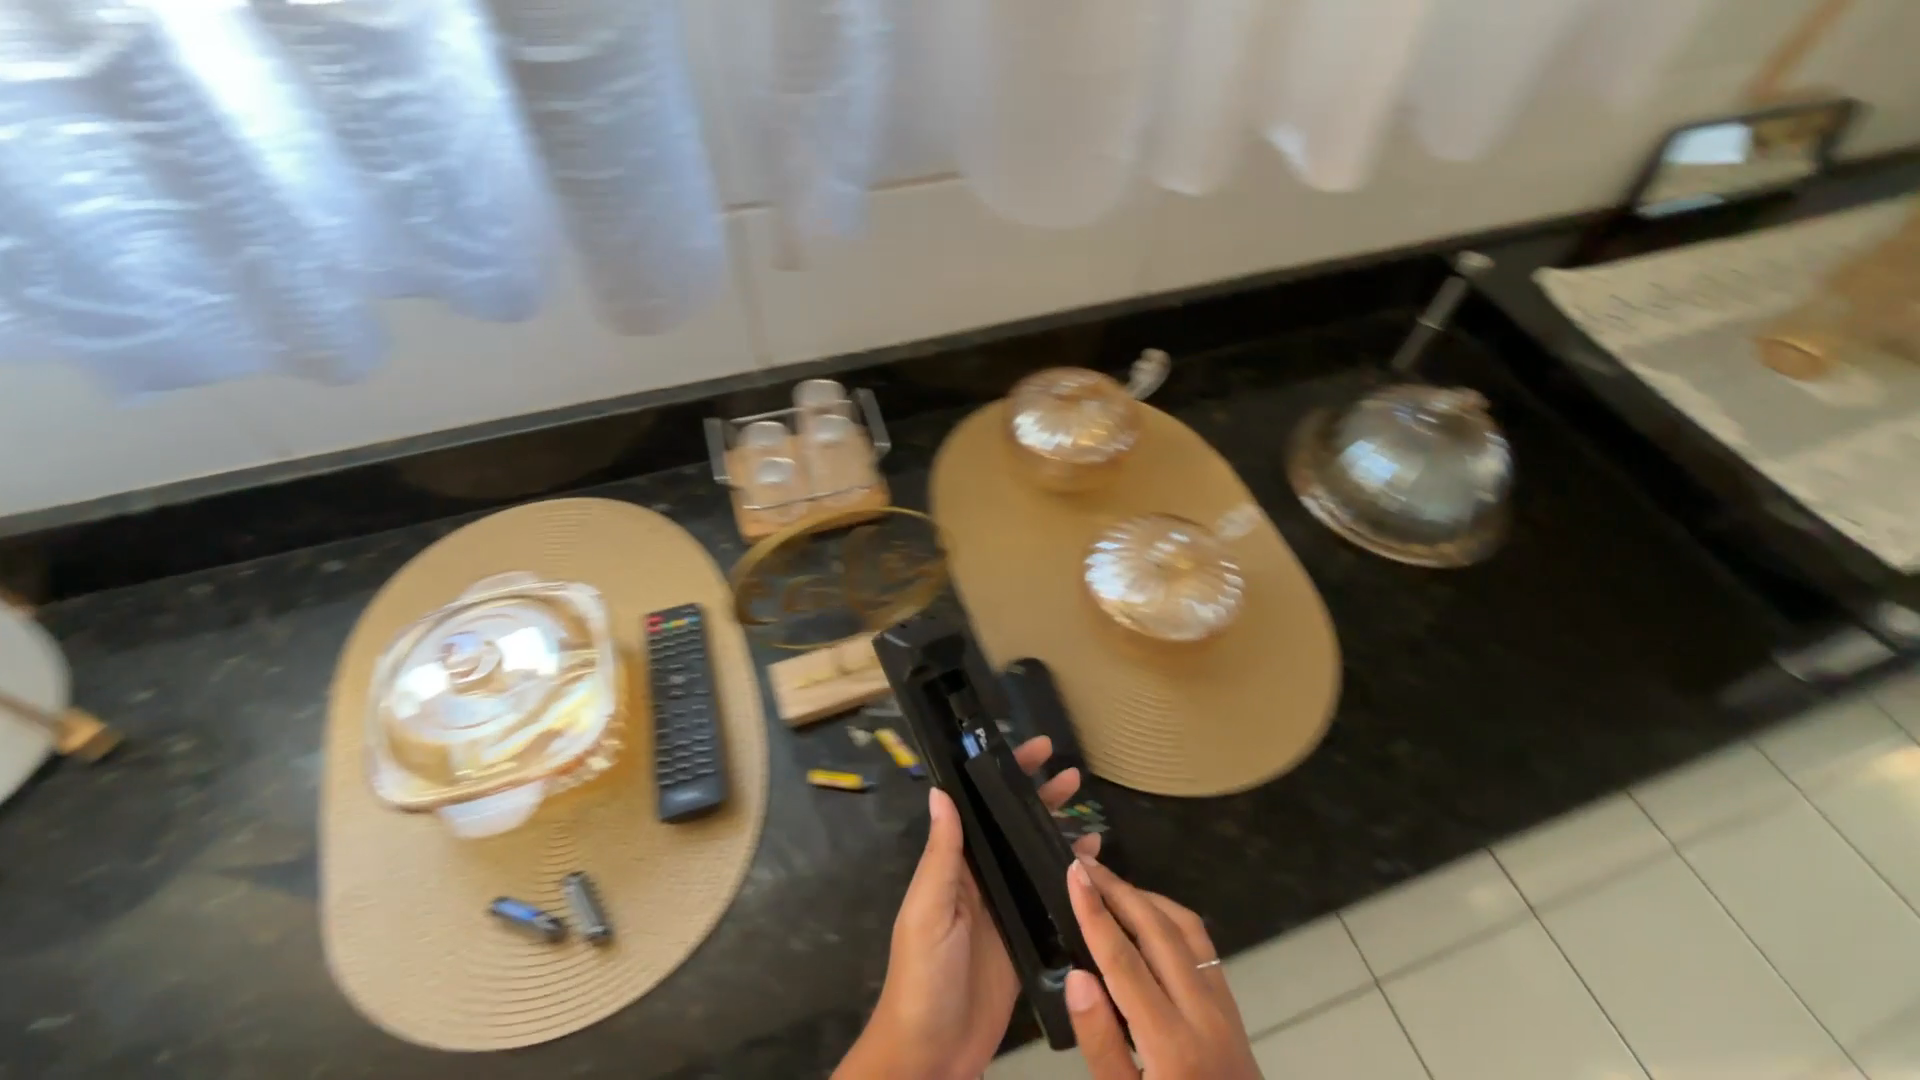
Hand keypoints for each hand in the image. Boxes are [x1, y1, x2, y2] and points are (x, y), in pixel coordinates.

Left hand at [836, 736, 1097, 1079]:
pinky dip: (1071, 882)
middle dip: (1039, 800)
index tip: (1032, 750)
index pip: (980, 811)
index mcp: (953, 869)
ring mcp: (1005, 912)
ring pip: (1035, 862)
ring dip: (1057, 836)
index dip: (1004, 778)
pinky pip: (1050, 902)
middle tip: (1071, 775)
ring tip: (1090, 816)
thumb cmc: (924, 975)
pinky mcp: (1026, 942)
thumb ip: (943, 855)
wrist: (932, 1052)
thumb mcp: (929, 910)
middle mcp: (980, 883)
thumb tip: (940, 791)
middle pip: (1012, 831)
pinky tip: (1095, 870)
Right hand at [1064, 857, 1261, 1079]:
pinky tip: (1148, 918)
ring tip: (1109, 884)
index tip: (1074, 873)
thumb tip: (1078, 975)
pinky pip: (1202, 946)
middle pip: (1160, 931)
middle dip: (1119, 890)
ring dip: (1147, 898)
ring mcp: (1225, 1010)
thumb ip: (1101, 1043)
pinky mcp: (1233, 1011)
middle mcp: (1204, 1016)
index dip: (1095, 913)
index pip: (1124, 961)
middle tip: (1084, 865)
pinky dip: (1171, 917)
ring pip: (1187, 929)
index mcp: (1171, 1046)